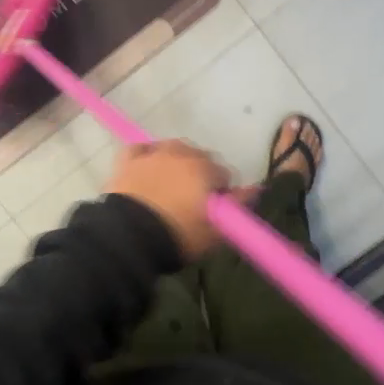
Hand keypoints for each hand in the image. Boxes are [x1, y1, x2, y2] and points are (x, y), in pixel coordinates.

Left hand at [105, 140, 233, 257]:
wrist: (129, 236)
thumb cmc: (178, 235)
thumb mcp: (215, 229)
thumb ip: (237, 206)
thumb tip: (255, 188)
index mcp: (205, 169)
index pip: (225, 174)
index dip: (222, 192)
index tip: (215, 210)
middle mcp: (181, 154)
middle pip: (200, 157)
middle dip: (201, 174)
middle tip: (193, 201)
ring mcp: (153, 154)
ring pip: (173, 148)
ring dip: (177, 161)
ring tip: (172, 183)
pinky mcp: (128, 161)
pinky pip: (140, 149)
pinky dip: (147, 154)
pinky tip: (147, 166)